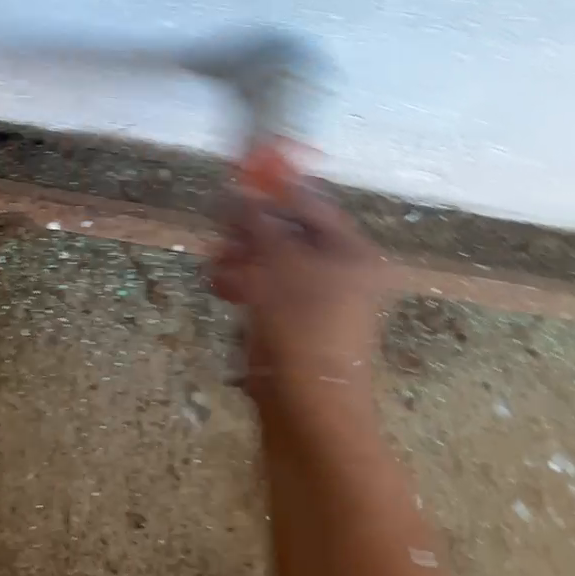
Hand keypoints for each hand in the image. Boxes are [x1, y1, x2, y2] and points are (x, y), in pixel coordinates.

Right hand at [210, 183, 388, 402]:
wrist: (304, 395)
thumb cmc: (299, 319)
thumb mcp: (274, 257)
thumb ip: (255, 217)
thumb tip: (240, 188)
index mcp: (353, 251)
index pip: (308, 203)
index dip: (271, 189)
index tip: (235, 179)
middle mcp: (342, 269)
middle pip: (284, 229)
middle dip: (246, 231)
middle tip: (222, 237)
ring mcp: (318, 294)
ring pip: (267, 256)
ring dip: (238, 257)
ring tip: (221, 273)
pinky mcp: (294, 315)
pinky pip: (263, 282)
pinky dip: (241, 281)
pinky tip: (225, 290)